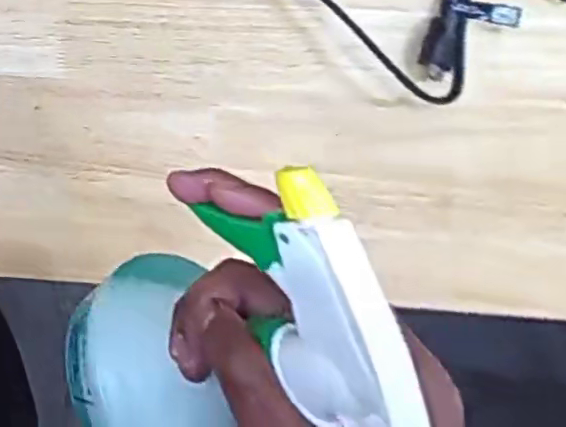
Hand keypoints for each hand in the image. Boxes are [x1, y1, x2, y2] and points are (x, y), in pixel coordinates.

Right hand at [166, 169, 466, 426]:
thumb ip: (246, 368)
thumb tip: (208, 310)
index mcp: (383, 350)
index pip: (312, 246)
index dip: (246, 203)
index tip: (187, 188)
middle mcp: (365, 340)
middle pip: (274, 273)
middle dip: (214, 290)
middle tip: (182, 340)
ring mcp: (343, 360)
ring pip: (260, 301)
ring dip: (211, 317)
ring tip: (189, 361)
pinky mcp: (321, 378)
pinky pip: (262, 331)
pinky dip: (226, 336)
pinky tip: (207, 360)